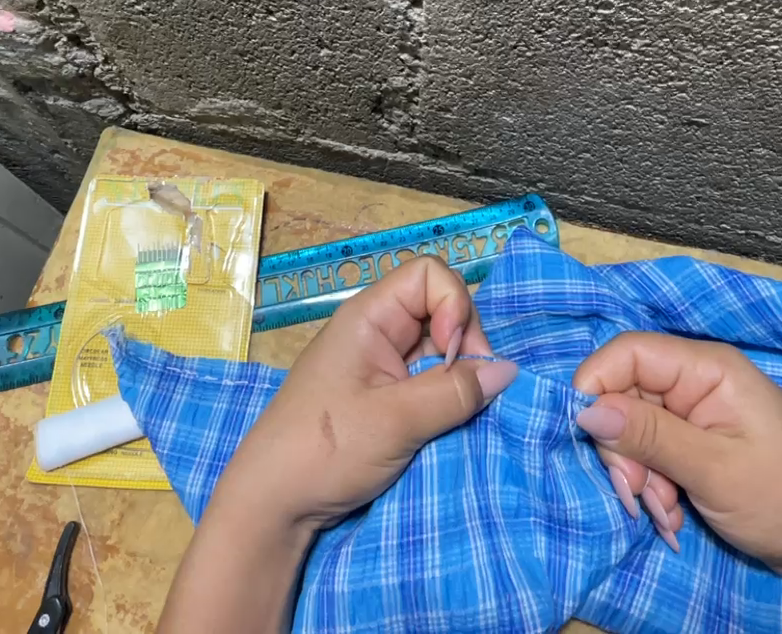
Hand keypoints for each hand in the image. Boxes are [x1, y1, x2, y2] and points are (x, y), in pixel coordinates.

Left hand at [160, 256, 518, 632]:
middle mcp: (377, 330)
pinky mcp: (384, 394)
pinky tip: (451, 421)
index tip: (455, 353)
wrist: (273, 505)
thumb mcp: (395, 420)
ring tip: (461, 412)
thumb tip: (508, 370)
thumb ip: (454, 391)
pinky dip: (446, 395)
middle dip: (465, 343)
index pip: (429, 275)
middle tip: (470, 391)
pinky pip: (428, 376)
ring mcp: (381, 363)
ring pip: (439, 346)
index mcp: (369, 316)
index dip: (454, 304)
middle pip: (440, 308)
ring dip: (458, 374)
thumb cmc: (325, 449)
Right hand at [573, 332, 781, 633]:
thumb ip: (647, 435)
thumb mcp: (713, 469)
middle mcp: (697, 381)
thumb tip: (584, 411)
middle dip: (622, 448)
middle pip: (626, 395)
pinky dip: (654, 486)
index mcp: (705, 367)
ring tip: (664, 515)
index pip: (627, 353)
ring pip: (635, 428)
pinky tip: (672, 517)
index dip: (596, 386)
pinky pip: (655, 452)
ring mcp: (699, 413)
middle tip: (635, 496)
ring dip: (638, 476)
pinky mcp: (700, 443)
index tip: (586, 436)